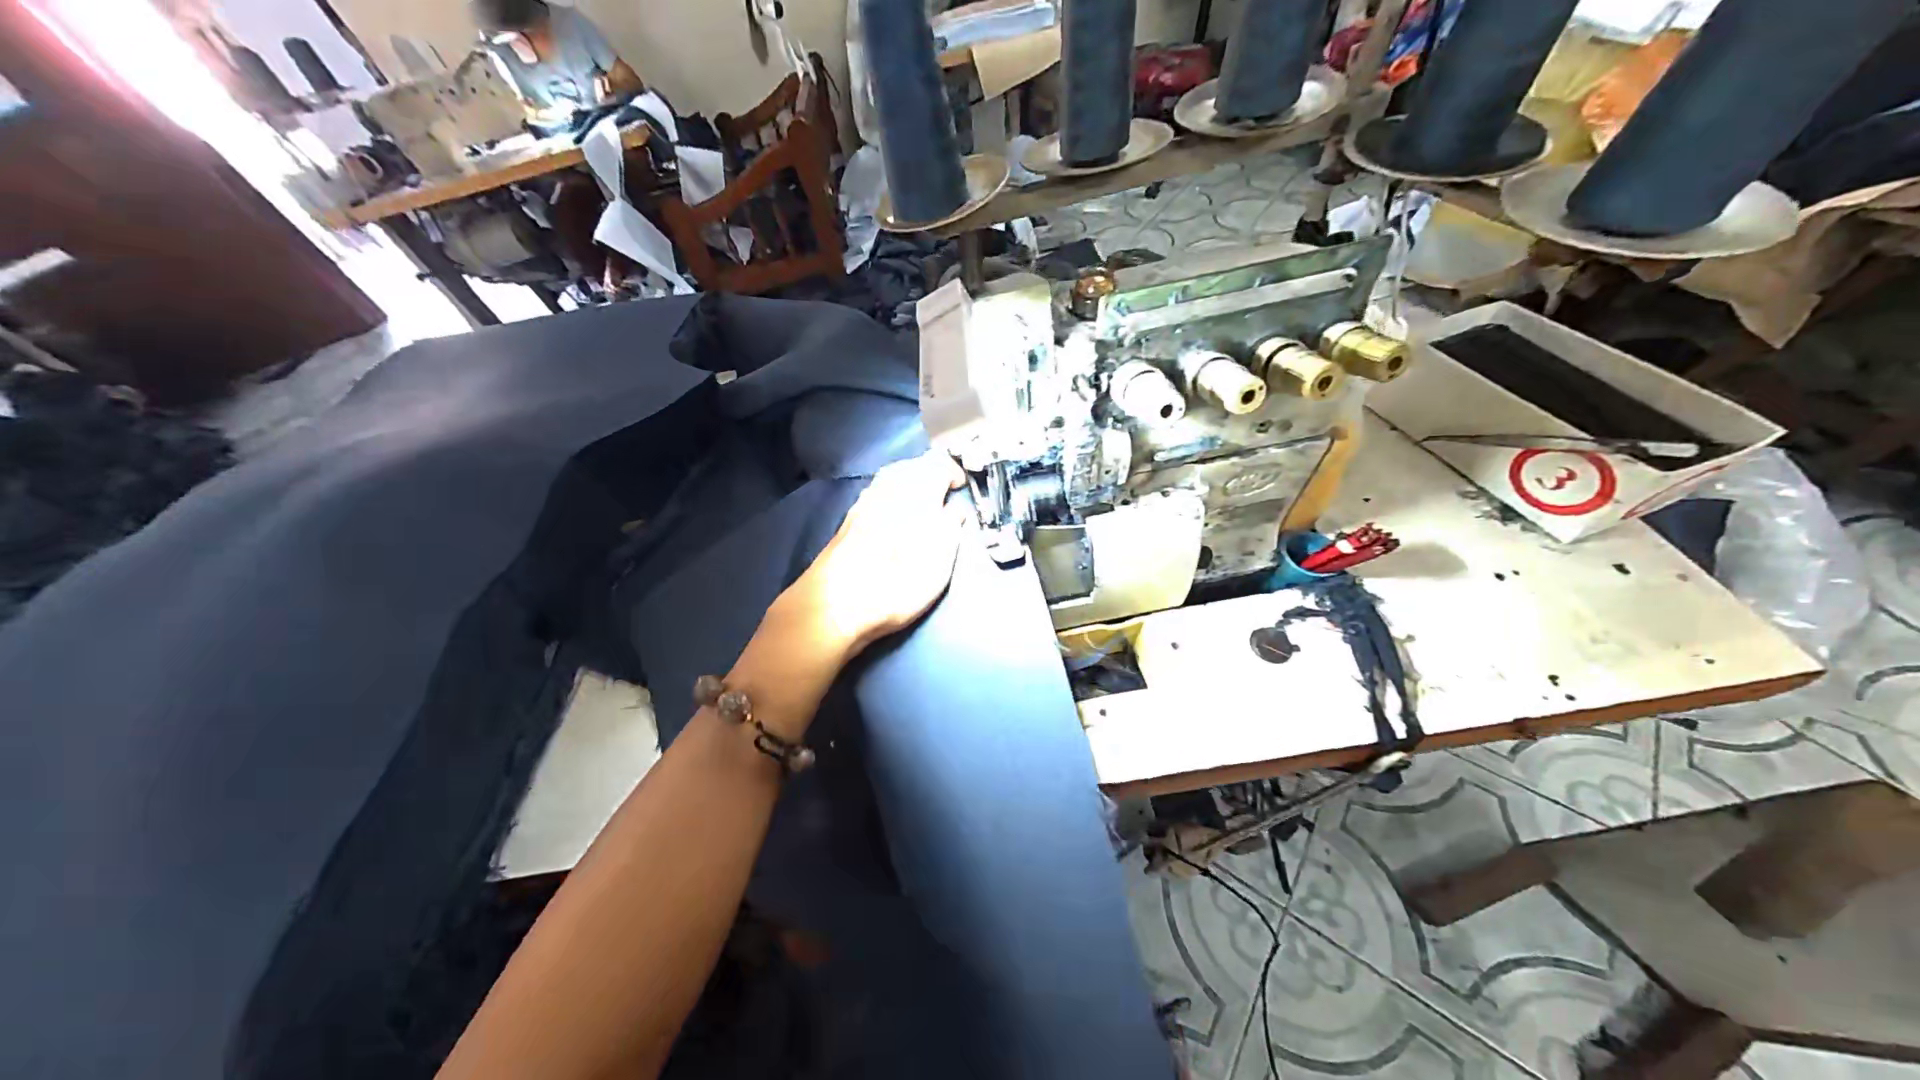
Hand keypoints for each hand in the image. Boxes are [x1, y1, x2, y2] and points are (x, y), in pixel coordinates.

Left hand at [771, 452, 967, 668]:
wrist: (834, 606)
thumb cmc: (896, 585)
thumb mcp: (939, 563)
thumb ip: (950, 529)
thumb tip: (954, 510)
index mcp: (916, 495)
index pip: (937, 465)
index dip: (952, 470)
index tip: (960, 484)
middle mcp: (888, 491)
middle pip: (911, 466)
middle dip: (929, 471)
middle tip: (943, 487)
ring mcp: (864, 504)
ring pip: (890, 477)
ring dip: (908, 479)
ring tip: (920, 497)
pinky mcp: (847, 521)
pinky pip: (875, 492)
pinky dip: (890, 492)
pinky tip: (892, 509)